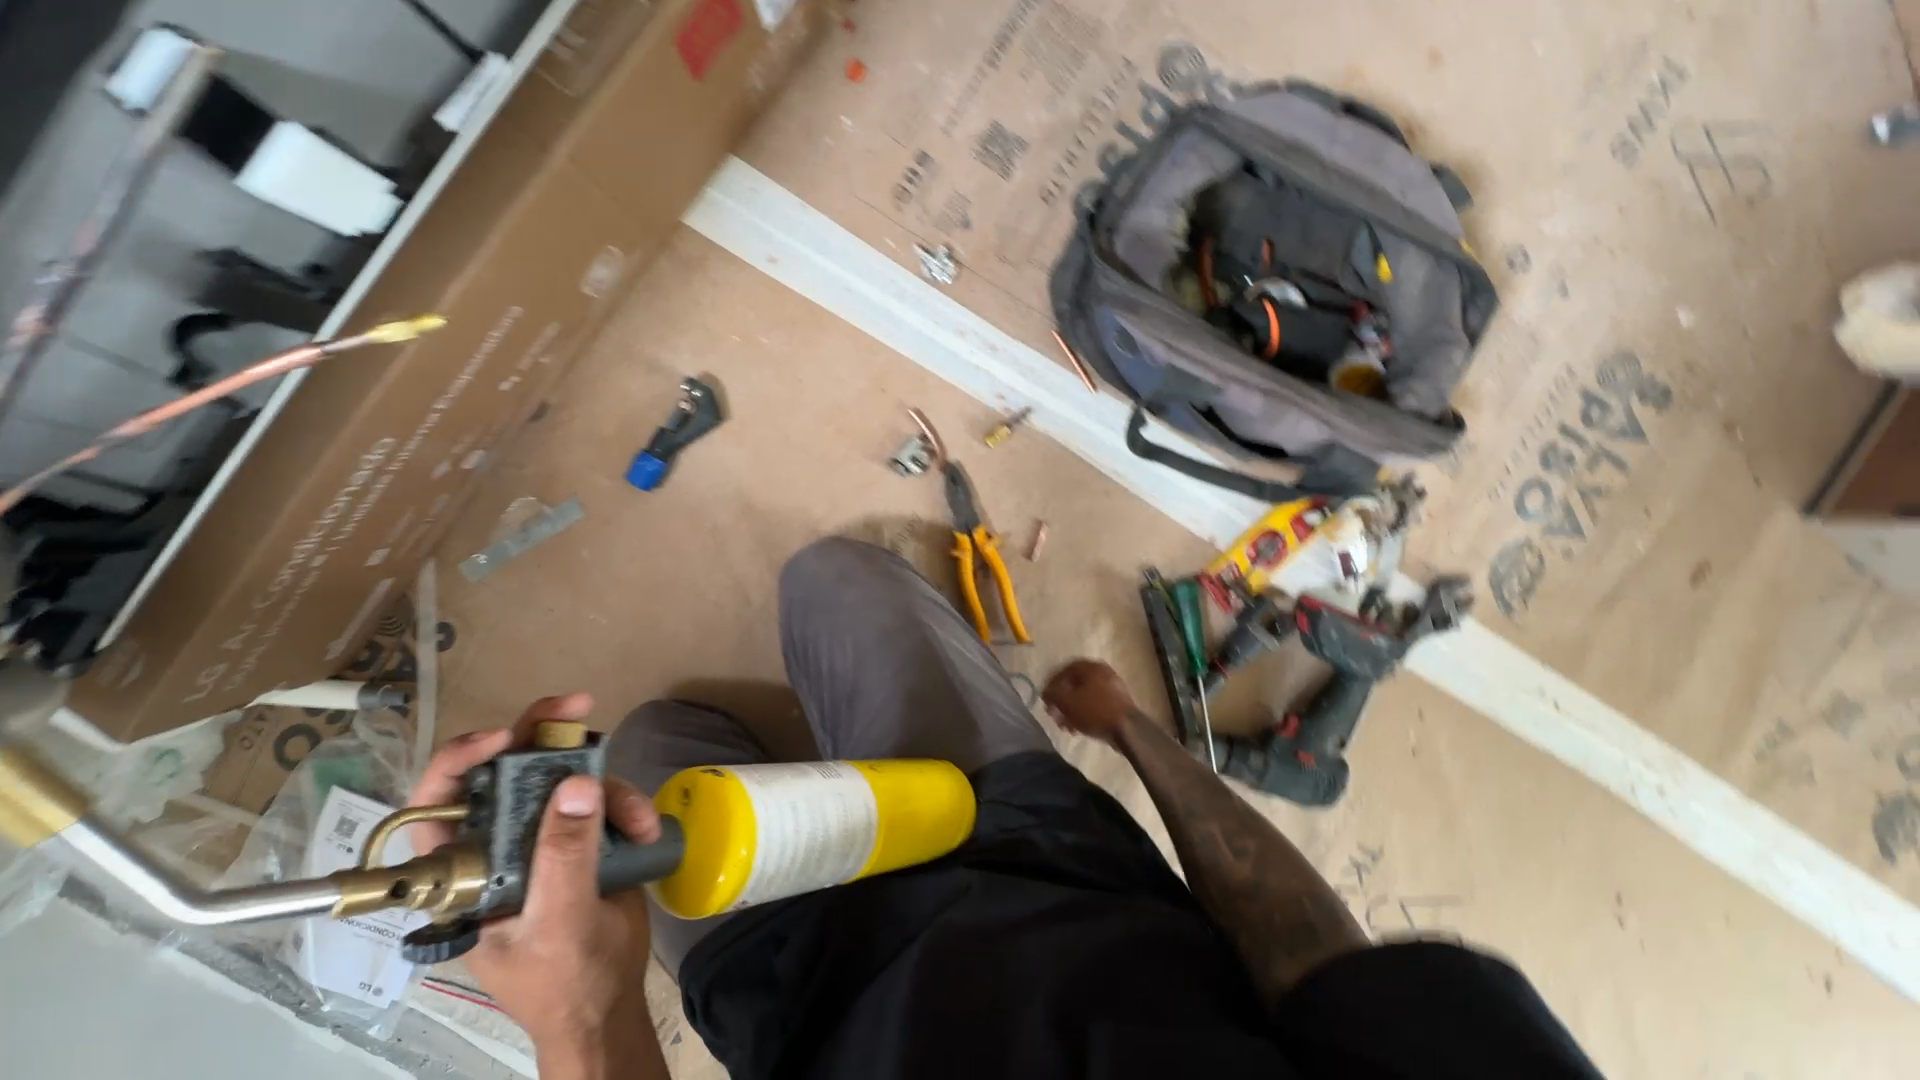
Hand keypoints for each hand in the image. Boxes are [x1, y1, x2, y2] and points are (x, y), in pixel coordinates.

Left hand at [408, 694, 662, 1076]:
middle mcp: (495, 847)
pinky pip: (599, 799)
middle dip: (544, 741)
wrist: (608, 1006)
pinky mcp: (580, 840)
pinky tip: (646, 829)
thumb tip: (578, 782)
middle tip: (579, 708)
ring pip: (564, 784)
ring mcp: (540, 841)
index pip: (440, 803)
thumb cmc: (563, 980)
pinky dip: (627, 806)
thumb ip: (565, 854)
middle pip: (508, 775)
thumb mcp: (560, 920)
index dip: (463, 759)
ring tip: (638, 819)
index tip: (507, 735)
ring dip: (607, 790)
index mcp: (463, 871)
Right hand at [1042, 660, 1136, 742]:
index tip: (1045, 699)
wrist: (1127, 729)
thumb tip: (1046, 692)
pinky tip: (1078, 729)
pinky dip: (1084, 714)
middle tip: (1054, 715)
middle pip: (1074, 685)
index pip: (1064, 669)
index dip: (1051, 684)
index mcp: (1091, 667)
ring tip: (1065, 726)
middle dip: (1061, 701)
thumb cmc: (1095, 711)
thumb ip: (1053, 694)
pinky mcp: (1118, 703)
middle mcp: (1103, 672)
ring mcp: (1112, 688)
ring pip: (1084, 697)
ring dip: (1071, 710)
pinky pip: (1095, 705)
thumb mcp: (1067, 702)